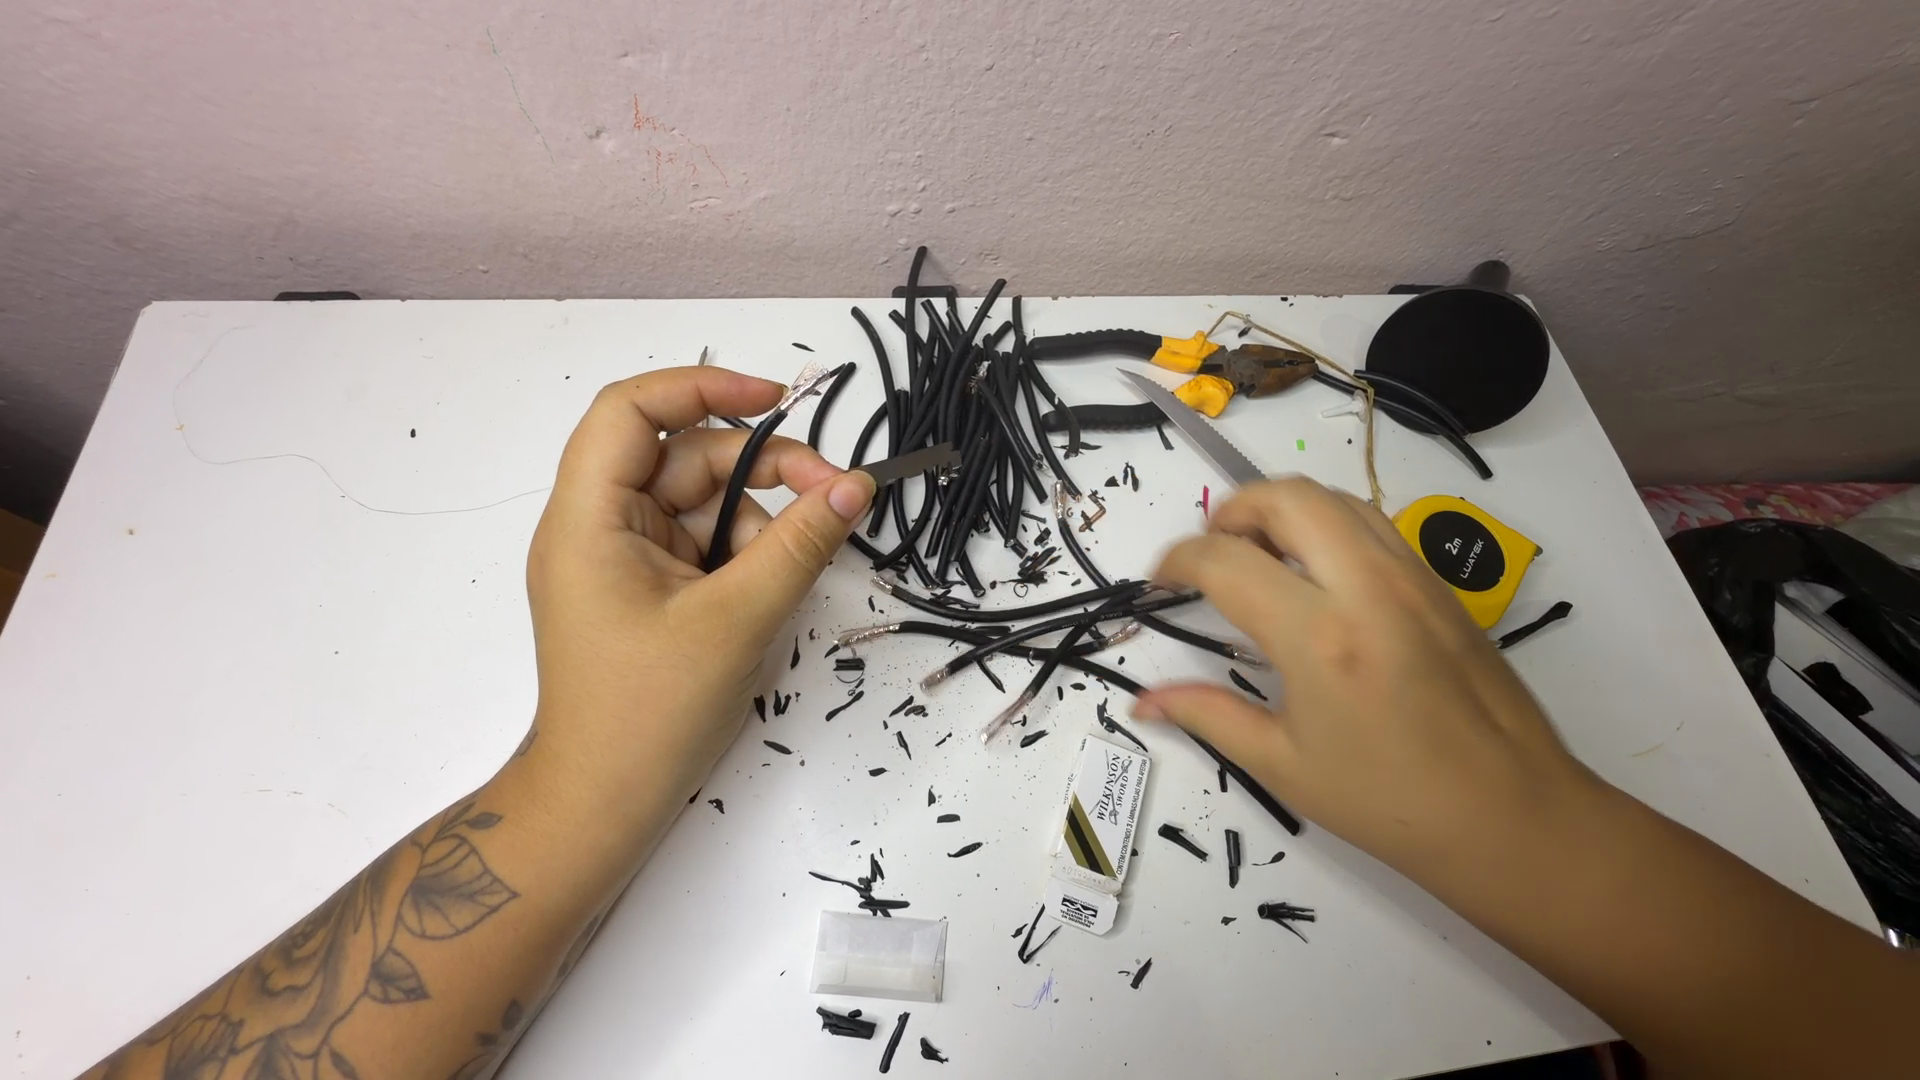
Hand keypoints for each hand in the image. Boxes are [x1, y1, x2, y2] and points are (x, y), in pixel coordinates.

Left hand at [523, 367, 874, 832]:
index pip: (632, 410)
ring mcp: (625, 558)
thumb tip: (858, 485)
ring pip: (706, 502)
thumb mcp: (739, 619)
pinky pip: (708, 542)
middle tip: (835, 494)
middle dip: (764, 469)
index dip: (703, 386)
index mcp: (590, 519)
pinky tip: (771, 589)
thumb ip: (801, 544)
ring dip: (762, 521)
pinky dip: (748, 553)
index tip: (777, 399)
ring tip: (796, 568)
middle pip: (687, 458)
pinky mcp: (650, 587)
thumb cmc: (653, 713)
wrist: (606, 803)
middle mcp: (600, 525)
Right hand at [1141, 476, 1596, 878]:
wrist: (1517, 820)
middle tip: (1211, 553)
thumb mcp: (1282, 765)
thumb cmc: (1390, 803)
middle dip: (1232, 511)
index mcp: (1318, 637)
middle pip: (1286, 497)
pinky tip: (1314, 575)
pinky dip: (1324, 525)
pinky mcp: (1440, 586)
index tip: (1160, 583)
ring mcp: (1412, 578)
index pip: (1226, 561)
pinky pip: (1371, 523)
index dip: (1177, 561)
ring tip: (1257, 554)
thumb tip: (1141, 701)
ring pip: (1334, 498)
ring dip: (1281, 510)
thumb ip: (1205, 716)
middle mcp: (1367, 587)